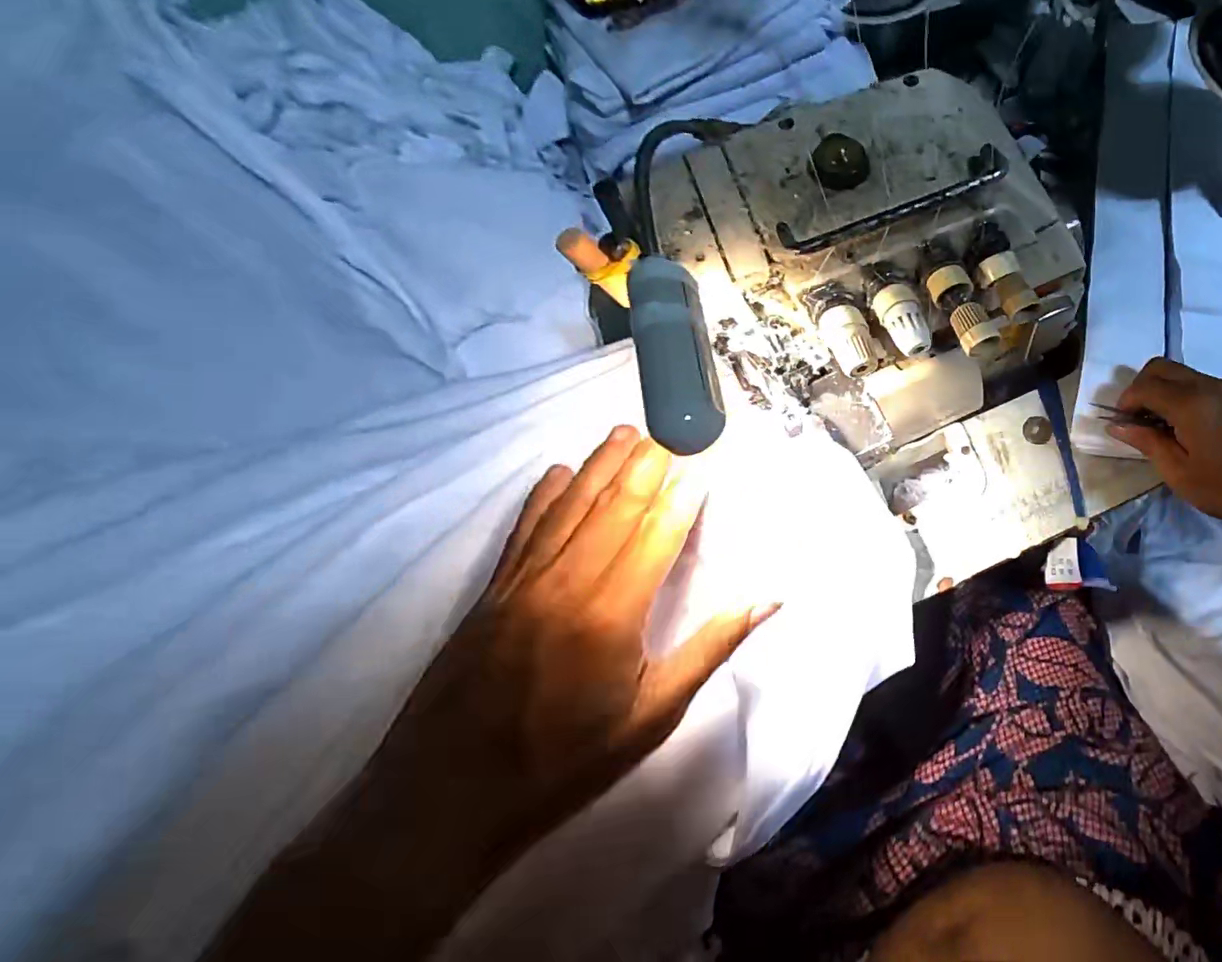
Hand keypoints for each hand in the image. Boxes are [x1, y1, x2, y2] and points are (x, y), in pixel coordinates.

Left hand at [208, 427, 777, 961]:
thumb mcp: (654, 714)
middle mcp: (565, 584)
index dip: (682, 496)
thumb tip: (768, 600)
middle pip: (613, 508)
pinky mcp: (489, 595)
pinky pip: (523, 532)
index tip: (701, 463)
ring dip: (599, 466)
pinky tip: (557, 471)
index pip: (656, 534)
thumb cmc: (566, 761)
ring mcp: (520, 585)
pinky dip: (543, 497)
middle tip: (669, 427)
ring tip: (625, 430)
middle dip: (645, 464)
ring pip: (569, 509)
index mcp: (611, 613)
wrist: (442, 804)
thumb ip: (711, 647)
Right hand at [1107, 358, 1221, 536]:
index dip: (1126, 401)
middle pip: (1163, 368)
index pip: (1145, 385)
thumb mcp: (1182, 475)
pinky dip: (1188, 397)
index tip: (1121, 425)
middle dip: (1142, 387)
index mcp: (1192, 403)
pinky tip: (1195, 430)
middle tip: (1138, 420)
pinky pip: (1207, 386)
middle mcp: (1212, 386)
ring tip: (1166, 429)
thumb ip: (1148, 443)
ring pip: (1186, 375)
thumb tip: (1118, 425)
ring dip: (1166, 392)